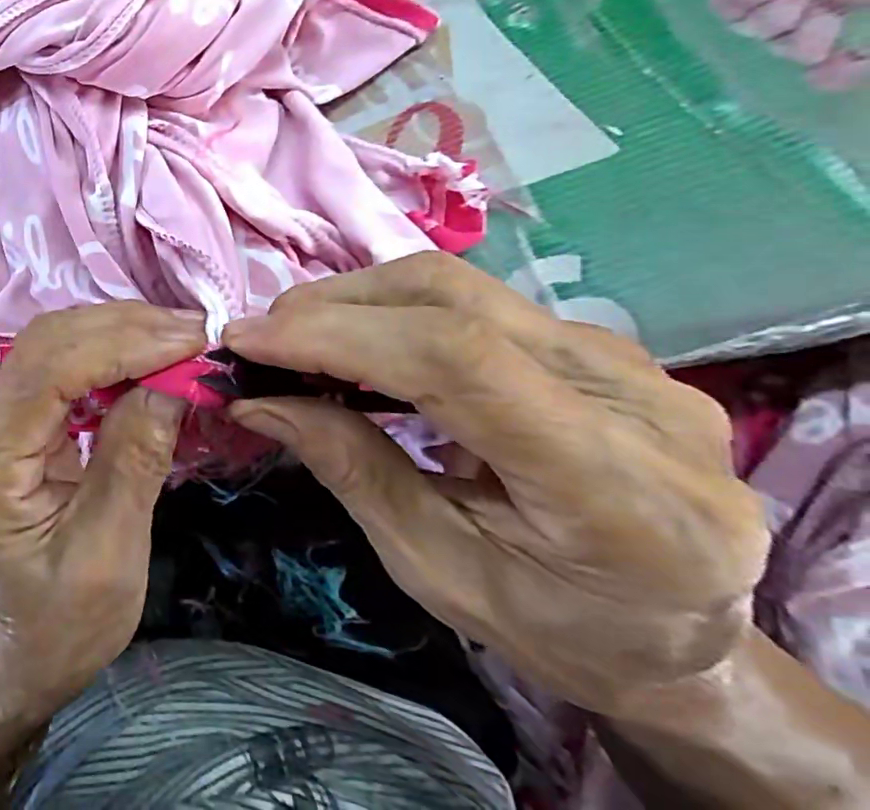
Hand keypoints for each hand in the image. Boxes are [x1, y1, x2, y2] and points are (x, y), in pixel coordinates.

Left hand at [0, 302, 204, 757]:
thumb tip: (172, 381)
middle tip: (196, 332)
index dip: (118, 345)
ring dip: (114, 332)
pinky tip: (146, 355)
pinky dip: (103, 353)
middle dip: (120, 329)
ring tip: (181, 337)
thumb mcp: (110, 554)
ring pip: (47, 347)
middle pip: (41, 347)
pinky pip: (54, 368)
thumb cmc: (66, 620)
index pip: (45, 374)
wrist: (28, 646)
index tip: (189, 340)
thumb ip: (133, 462)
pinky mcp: (11, 422)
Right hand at [223, 252, 771, 715]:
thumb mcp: (435, 568)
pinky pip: (469, 300)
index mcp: (620, 489)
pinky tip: (349, 343)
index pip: (458, 362)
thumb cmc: (553, 624)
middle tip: (254, 340)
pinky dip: (385, 309)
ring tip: (290, 338)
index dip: (337, 337)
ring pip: (455, 285)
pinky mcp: (593, 346)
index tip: (244, 343)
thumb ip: (351, 471)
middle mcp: (640, 401)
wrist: (675, 632)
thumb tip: (255, 401)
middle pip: (452, 301)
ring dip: (351, 299)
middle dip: (330, 308)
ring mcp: (626, 362)